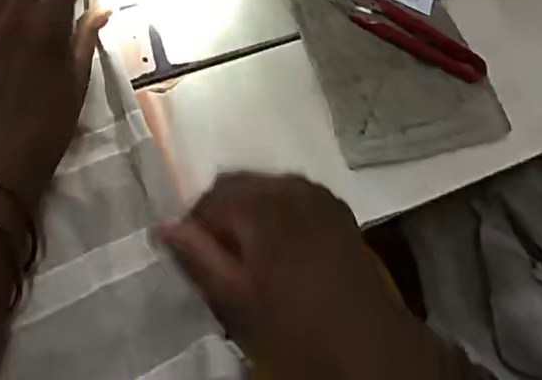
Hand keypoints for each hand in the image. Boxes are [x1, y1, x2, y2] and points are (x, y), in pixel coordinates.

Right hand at [157, 174, 463, 379]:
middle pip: (233, 185)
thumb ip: (197, 258)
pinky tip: (279, 248)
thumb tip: (161, 226)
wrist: (380, 357)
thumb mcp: (238, 303)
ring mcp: (315, 193)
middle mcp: (286, 184)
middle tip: (219, 258)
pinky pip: (289, 195)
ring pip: (261, 188)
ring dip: (246, 211)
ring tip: (248, 256)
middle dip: (219, 215)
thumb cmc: (300, 331)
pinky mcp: (336, 209)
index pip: (205, 200)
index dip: (193, 229)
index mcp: (258, 202)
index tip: (194, 260)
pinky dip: (274, 212)